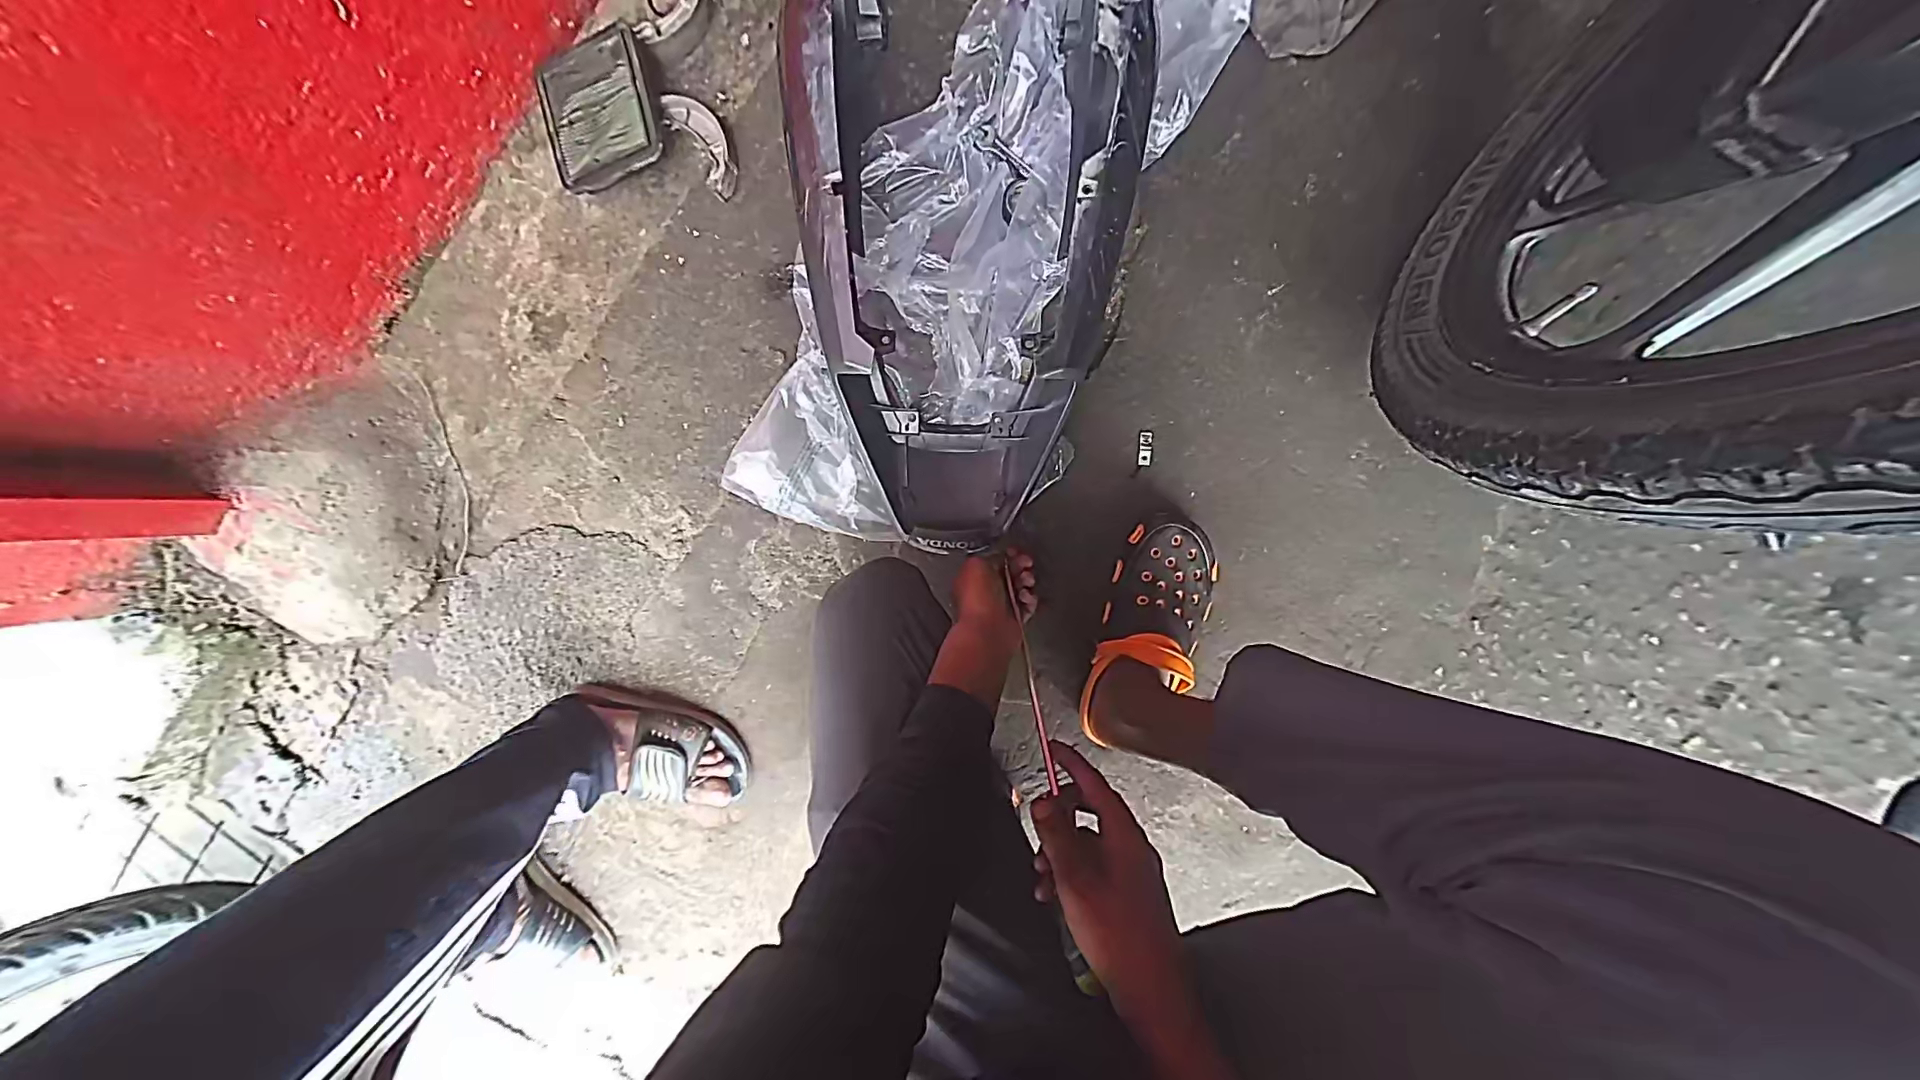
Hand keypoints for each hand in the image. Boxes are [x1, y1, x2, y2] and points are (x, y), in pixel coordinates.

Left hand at [951, 549, 1036, 637]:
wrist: (987, 631)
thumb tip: (1000, 556)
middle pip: (1010, 572)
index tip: (1016, 552)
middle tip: (1026, 565)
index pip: (994, 560)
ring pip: (1021, 586)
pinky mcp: (1015, 618)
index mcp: (973, 577)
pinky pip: (1028, 604)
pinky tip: (1027, 599)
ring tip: (1027, 583)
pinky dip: (1031, 600)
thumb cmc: (977, 599)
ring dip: (1027, 582)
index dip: (1007, 554)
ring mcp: (1001, 605)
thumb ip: (989, 555)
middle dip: (1021, 566)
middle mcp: (986, 591)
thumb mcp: (977, 564)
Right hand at [1031, 743, 1237, 1079]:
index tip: (1054, 747)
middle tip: (1038, 829)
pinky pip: (1093, 863)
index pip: (1094, 784)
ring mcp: (1130, 868)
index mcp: (1124, 835)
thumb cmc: (1120, 936)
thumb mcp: (1075, 879)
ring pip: (1087, 840)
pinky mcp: (1126, 889)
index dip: (1071, 763)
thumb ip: (1056, 836)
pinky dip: (1070, 869)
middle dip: (1058, 817)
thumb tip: (1042, 802)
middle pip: (1088, 811)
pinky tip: (1054, 892)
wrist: (1151, 988)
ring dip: (1060, 850)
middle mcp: (1131, 846)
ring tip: (1042, 875)